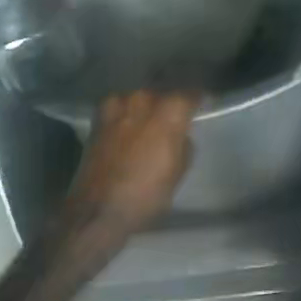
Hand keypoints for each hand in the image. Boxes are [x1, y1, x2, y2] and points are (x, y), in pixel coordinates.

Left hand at [61, 91, 199, 249]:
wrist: (98, 210)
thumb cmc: (146, 194)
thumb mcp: (178, 171)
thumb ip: (183, 142)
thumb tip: (179, 133)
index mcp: (168, 112)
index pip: (190, 93)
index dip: (199, 98)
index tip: (203, 104)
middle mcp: (143, 100)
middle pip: (163, 91)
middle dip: (171, 100)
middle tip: (176, 114)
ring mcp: (117, 106)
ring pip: (139, 96)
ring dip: (147, 104)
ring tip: (151, 118)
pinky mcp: (99, 118)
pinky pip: (119, 105)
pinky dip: (127, 111)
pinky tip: (129, 123)